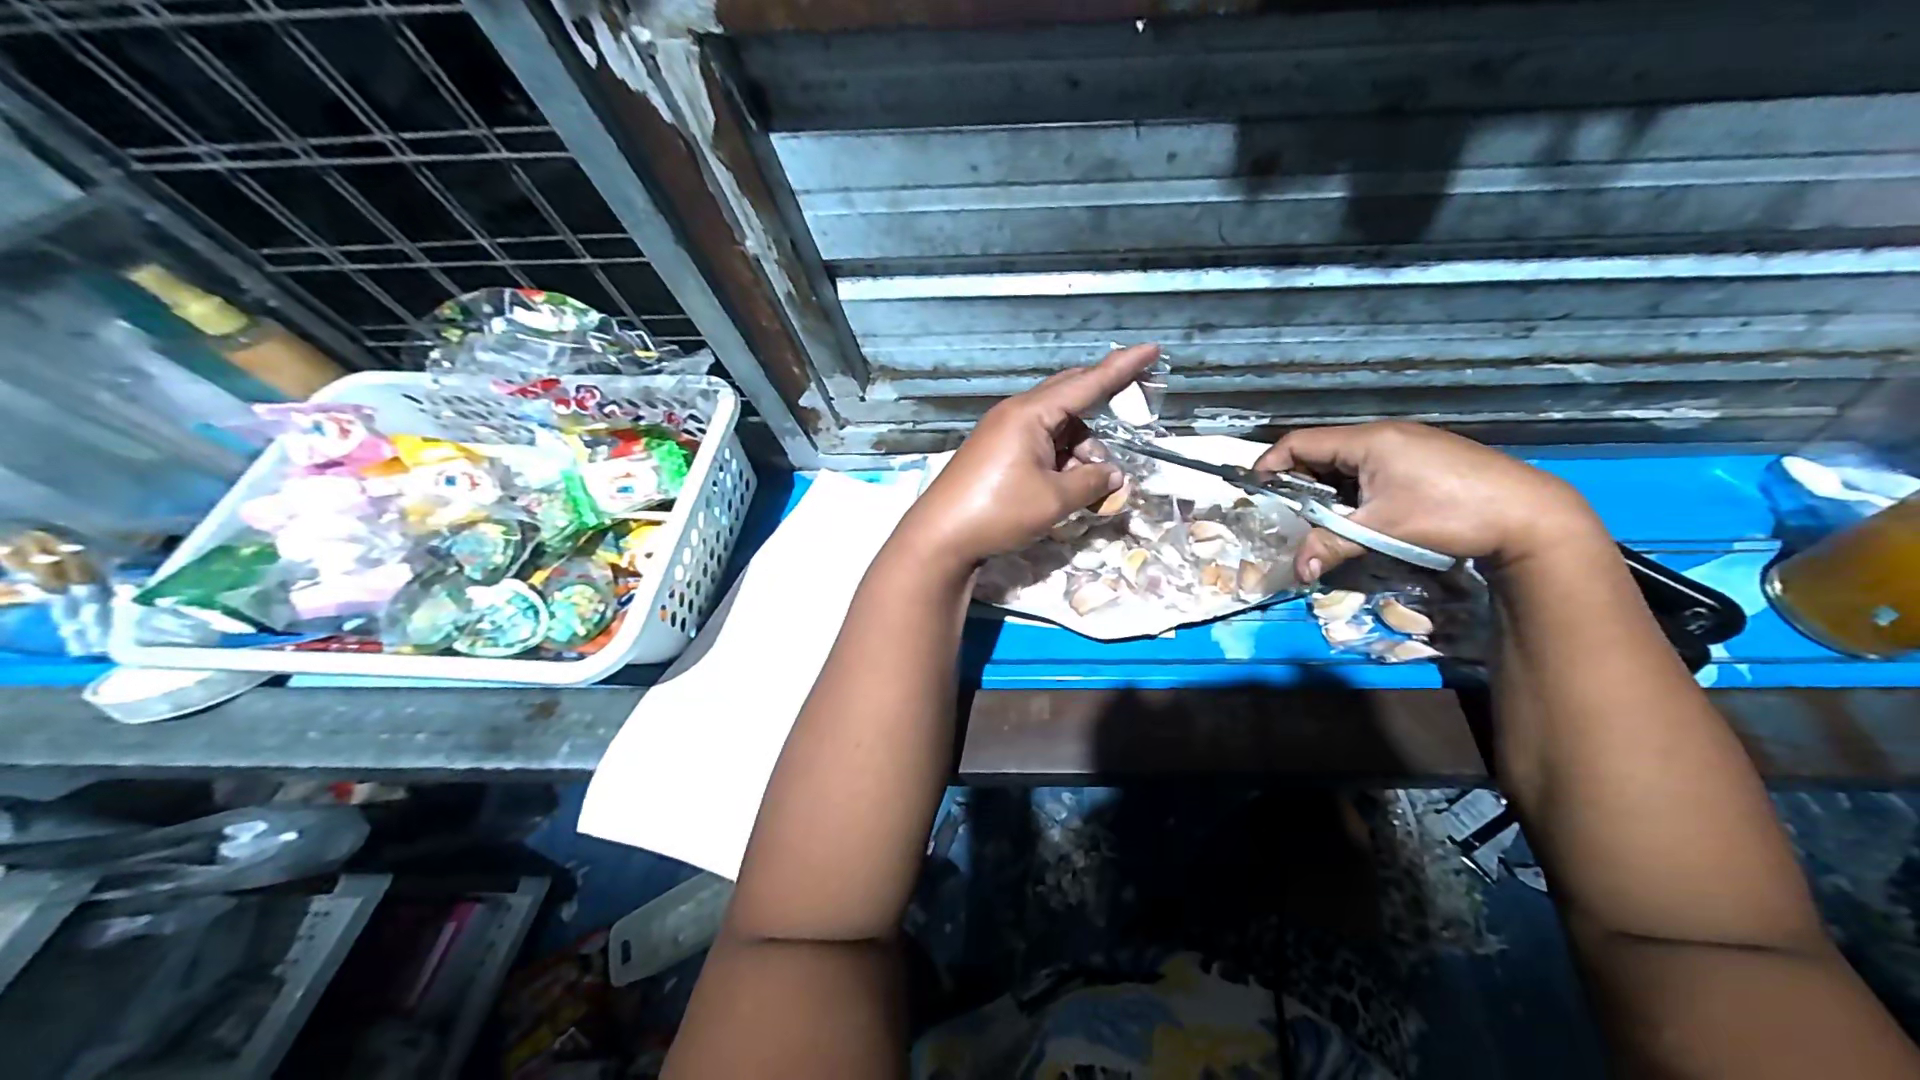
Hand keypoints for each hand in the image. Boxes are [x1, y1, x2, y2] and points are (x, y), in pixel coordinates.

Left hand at [895, 344, 1162, 568]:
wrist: (940, 536)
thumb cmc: (999, 511)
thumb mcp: (1055, 500)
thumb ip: (1091, 482)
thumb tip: (1112, 475)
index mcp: (1031, 413)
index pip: (1087, 383)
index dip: (1122, 368)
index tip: (1151, 350)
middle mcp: (1016, 414)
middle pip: (1070, 399)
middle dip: (1102, 411)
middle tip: (1134, 409)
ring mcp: (1002, 432)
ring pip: (1057, 428)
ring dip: (1081, 450)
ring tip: (1092, 487)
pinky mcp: (995, 451)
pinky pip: (1039, 443)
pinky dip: (1060, 459)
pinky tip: (1068, 487)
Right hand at [1254, 421, 1604, 581]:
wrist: (1532, 515)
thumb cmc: (1451, 513)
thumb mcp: (1384, 530)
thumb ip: (1333, 545)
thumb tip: (1297, 571)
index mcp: (1369, 441)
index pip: (1300, 442)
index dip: (1272, 464)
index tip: (1256, 490)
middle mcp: (1385, 435)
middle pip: (1322, 450)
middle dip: (1299, 479)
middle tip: (1288, 511)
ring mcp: (1408, 445)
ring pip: (1348, 460)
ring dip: (1328, 486)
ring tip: (1321, 517)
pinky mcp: (1425, 459)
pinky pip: (1372, 466)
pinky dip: (1354, 487)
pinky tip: (1360, 512)